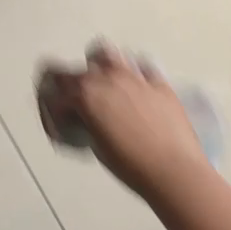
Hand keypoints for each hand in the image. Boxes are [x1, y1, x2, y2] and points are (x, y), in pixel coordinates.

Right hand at [59, 41, 211, 199]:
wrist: (177, 174)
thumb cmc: (131, 167)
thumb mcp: (95, 146)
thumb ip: (84, 123)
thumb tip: (85, 120)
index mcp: (84, 93)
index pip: (54, 83)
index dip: (53, 101)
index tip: (62, 118)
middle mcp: (105, 77)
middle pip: (77, 69)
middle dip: (73, 86)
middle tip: (82, 106)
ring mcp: (133, 76)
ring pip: (107, 55)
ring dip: (101, 68)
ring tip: (107, 85)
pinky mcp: (158, 83)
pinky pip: (141, 67)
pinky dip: (135, 76)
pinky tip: (138, 90)